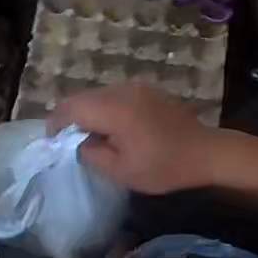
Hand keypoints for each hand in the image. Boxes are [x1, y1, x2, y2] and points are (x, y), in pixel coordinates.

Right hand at [47, 82, 224, 194]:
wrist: (206, 152)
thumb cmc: (163, 166)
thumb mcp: (120, 170)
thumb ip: (91, 153)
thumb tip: (78, 142)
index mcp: (113, 109)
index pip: (71, 108)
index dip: (56, 123)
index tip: (51, 141)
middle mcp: (122, 90)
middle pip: (83, 97)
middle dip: (70, 116)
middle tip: (65, 139)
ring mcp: (137, 87)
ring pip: (99, 94)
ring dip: (88, 111)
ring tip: (87, 135)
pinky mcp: (148, 90)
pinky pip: (116, 95)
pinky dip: (106, 108)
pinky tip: (111, 127)